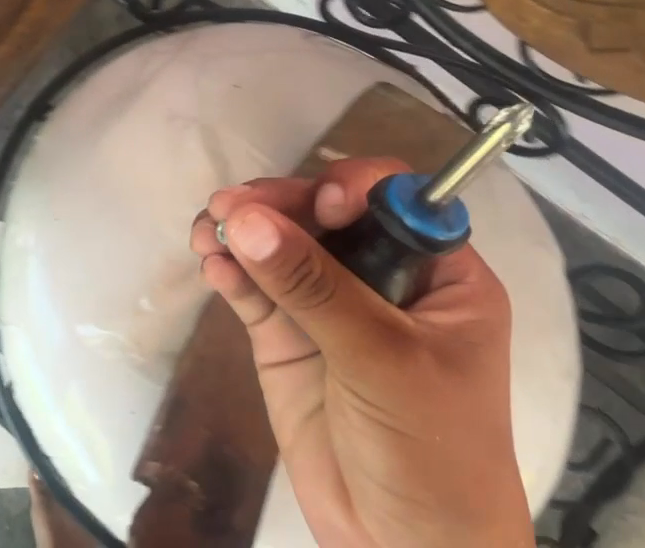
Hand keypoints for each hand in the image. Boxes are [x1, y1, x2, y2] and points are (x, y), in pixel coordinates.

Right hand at [190, 157, 533, 547]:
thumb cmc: (430, 453)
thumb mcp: (383, 361)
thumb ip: (314, 286)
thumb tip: (244, 218)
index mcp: (439, 279)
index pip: (395, 204)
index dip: (350, 191)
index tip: (312, 206)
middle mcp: (381, 282)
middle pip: (321, 215)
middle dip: (275, 206)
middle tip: (226, 208)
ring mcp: (327, 308)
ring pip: (277, 245)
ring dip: (238, 231)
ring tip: (205, 234)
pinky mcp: (284, 337)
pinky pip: (251, 288)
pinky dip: (228, 270)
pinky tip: (211, 266)